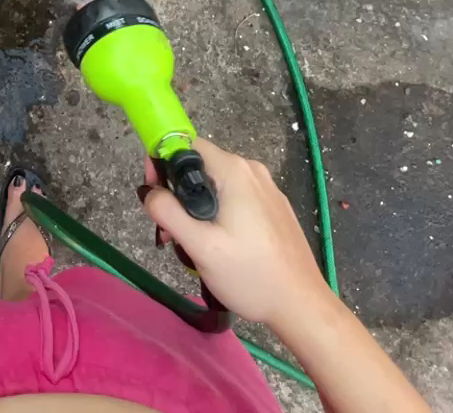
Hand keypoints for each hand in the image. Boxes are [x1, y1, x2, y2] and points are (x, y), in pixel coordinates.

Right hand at [142, 138, 333, 327]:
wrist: (304, 308)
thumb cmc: (250, 274)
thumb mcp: (199, 245)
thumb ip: (166, 211)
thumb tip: (149, 192)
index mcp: (233, 170)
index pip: (184, 145)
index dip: (162, 164)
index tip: (155, 196)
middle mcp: (252, 170)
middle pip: (199, 166)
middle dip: (178, 193)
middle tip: (172, 231)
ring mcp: (267, 189)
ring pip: (217, 184)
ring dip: (197, 207)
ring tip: (194, 244)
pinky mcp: (275, 207)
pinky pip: (236, 197)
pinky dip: (220, 213)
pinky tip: (221, 246)